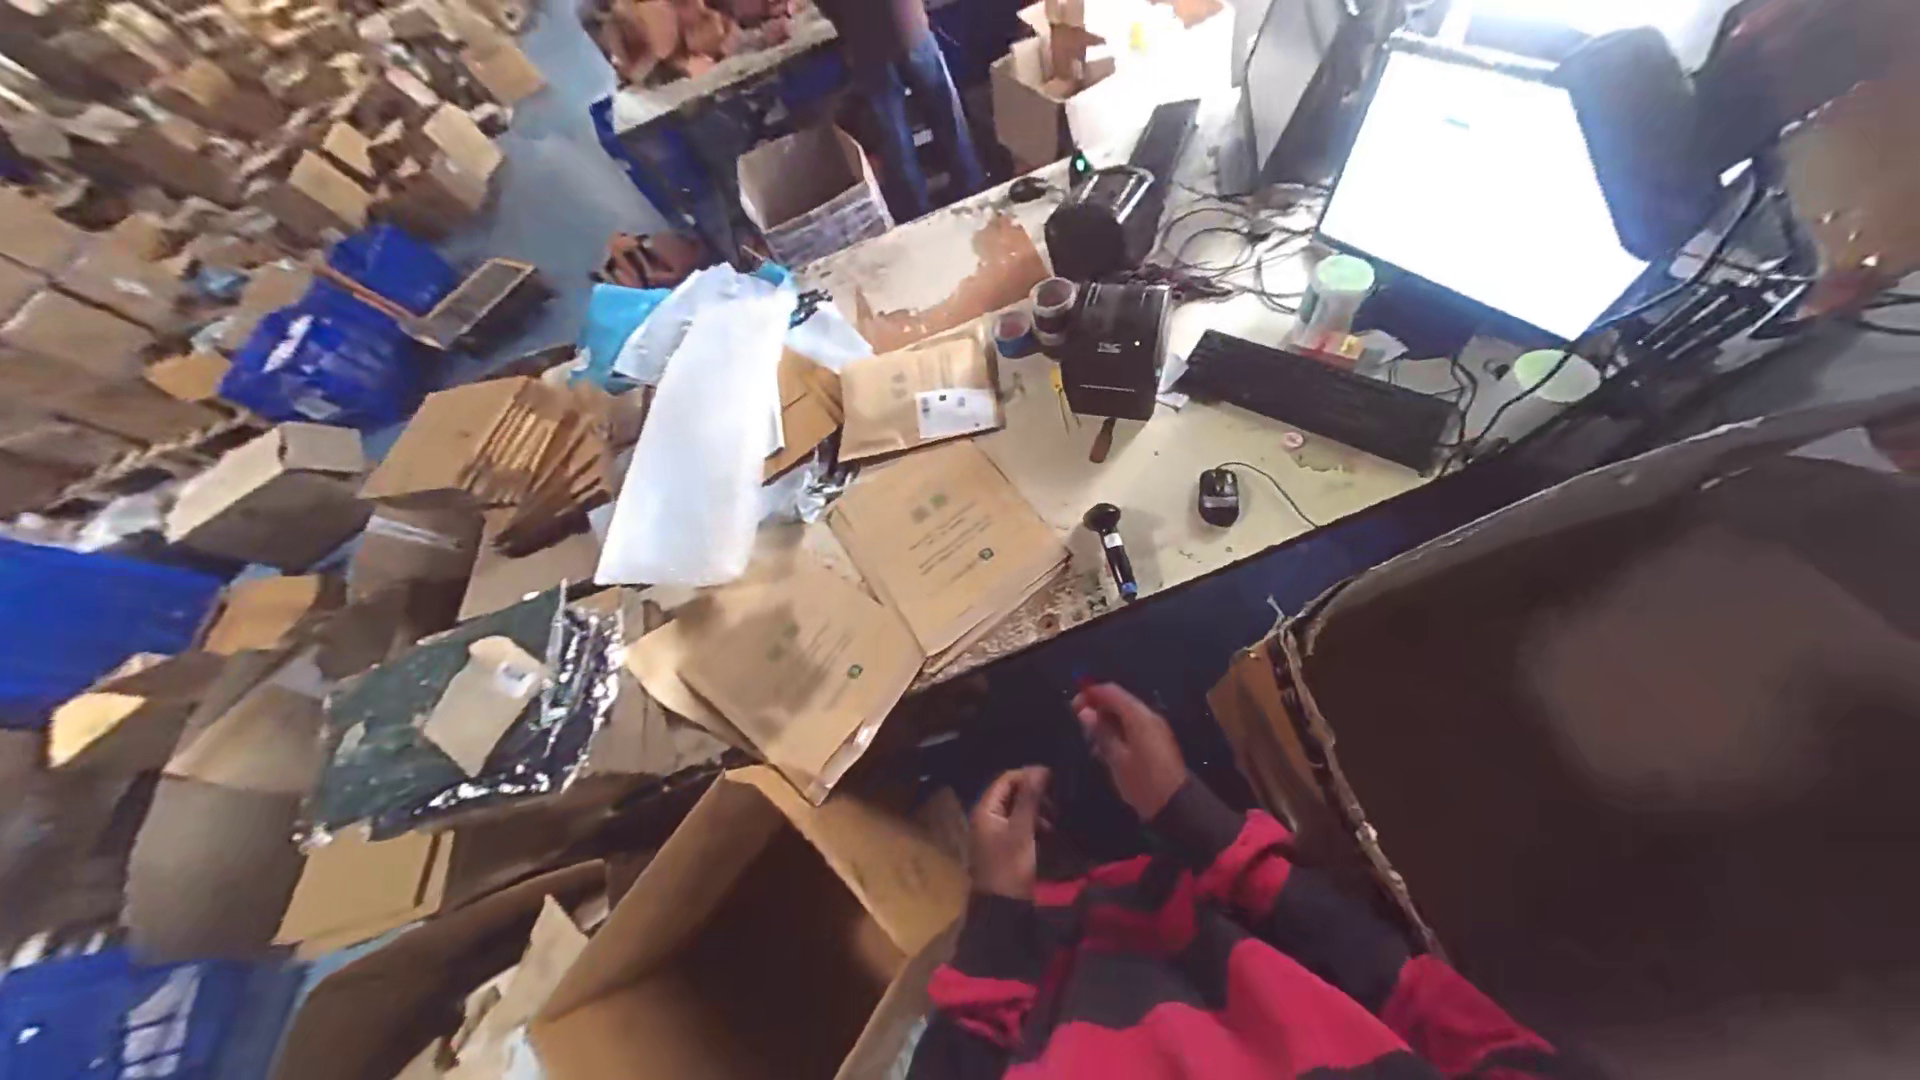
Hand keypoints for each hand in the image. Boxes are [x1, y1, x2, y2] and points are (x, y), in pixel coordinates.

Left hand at [968, 766, 1048, 899]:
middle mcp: (987, 816)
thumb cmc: (1010, 867)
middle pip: (1012, 793)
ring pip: (1018, 810)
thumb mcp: (1022, 830)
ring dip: (1037, 810)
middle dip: (1035, 794)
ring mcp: (995, 833)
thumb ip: (1030, 798)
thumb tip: (1039, 767)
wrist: (1002, 912)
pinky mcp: (1005, 847)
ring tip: (1056, 818)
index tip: (1054, 780)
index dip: (1029, 776)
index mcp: (985, 809)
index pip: (1007, 779)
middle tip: (1058, 801)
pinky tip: (1050, 833)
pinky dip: (1035, 825)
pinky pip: (1020, 827)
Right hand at [1073, 682, 1186, 820]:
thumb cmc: (1143, 782)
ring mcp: (1155, 728)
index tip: (1074, 704)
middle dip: (1098, 708)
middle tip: (1080, 723)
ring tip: (1092, 739)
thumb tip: (1085, 712)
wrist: (1176, 807)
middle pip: (1119, 700)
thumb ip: (1100, 731)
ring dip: (1107, 720)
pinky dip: (1118, 729)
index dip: (1091, 693)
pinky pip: (1133, 725)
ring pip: (1125, 714)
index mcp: (1138, 717)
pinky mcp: (1157, 740)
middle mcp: (1148, 716)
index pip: (1111, 691)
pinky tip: (1107, 747)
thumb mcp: (1116, 758)